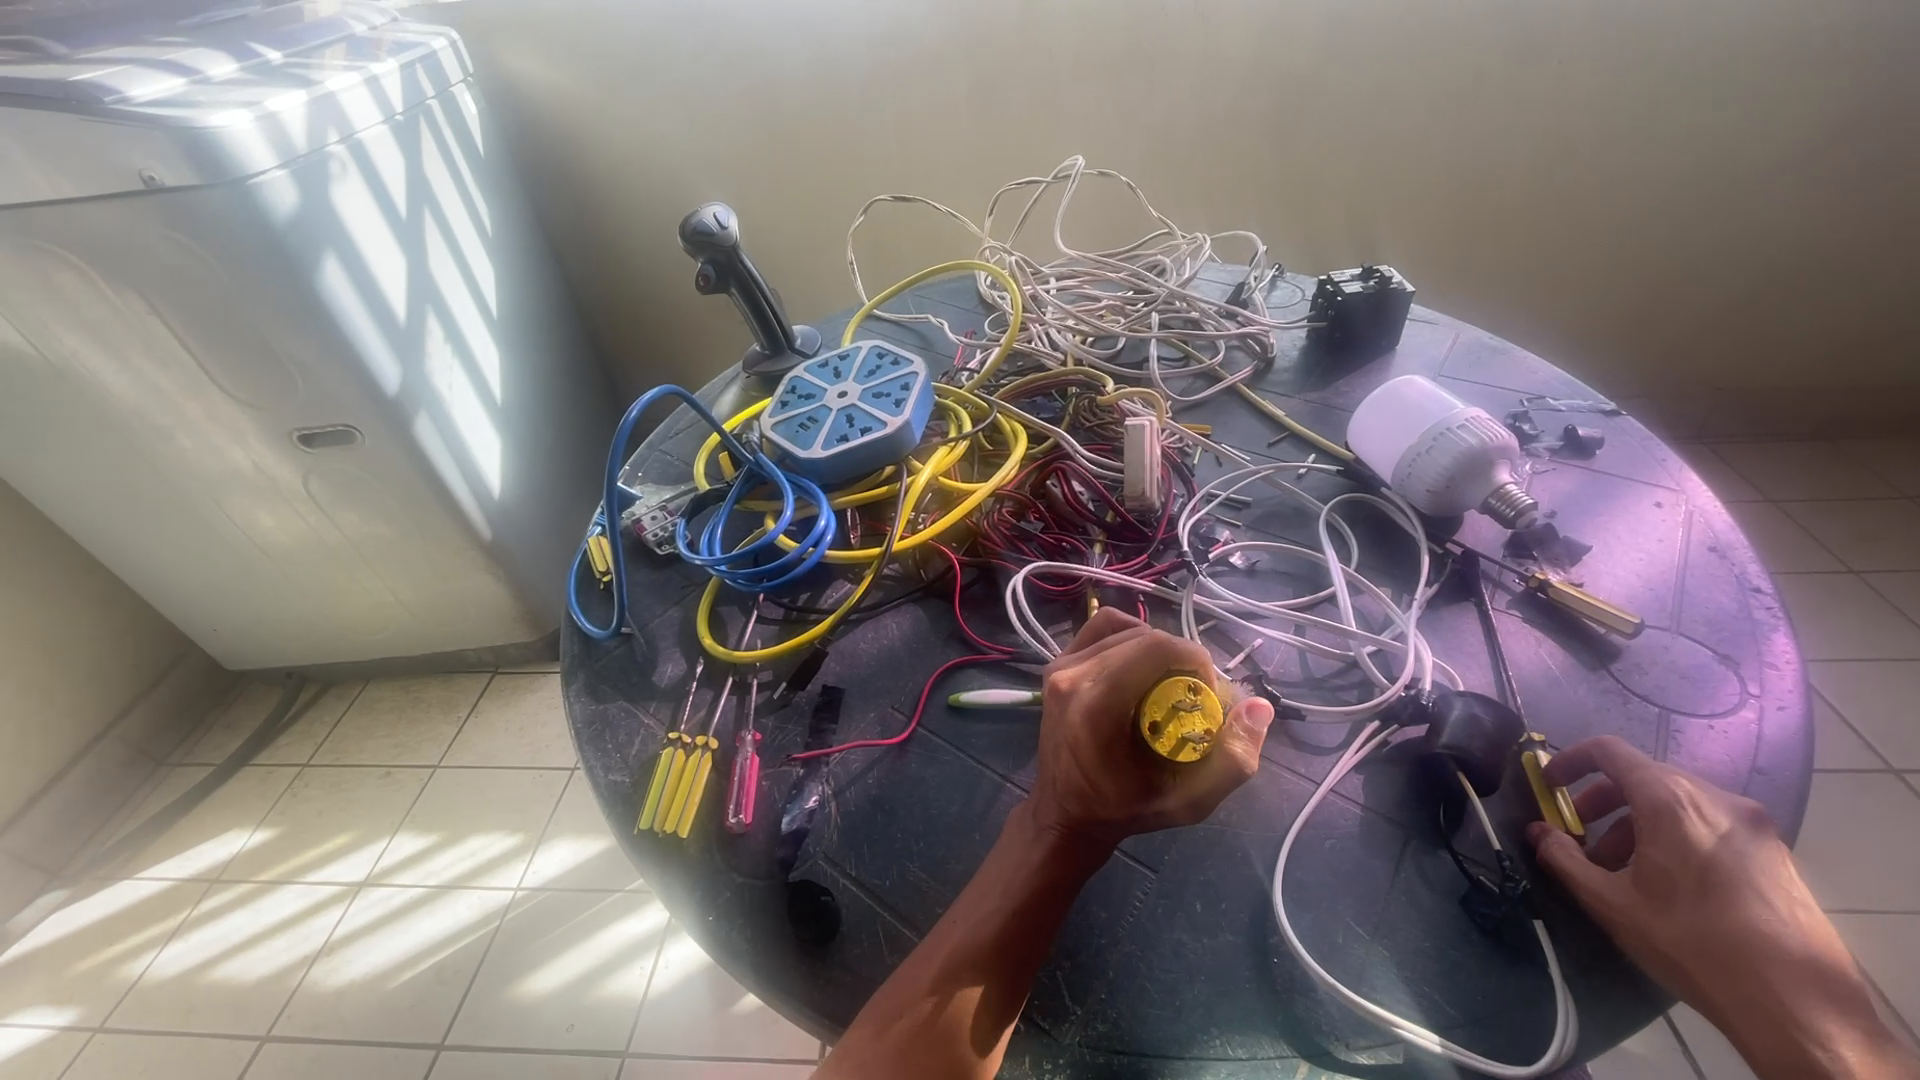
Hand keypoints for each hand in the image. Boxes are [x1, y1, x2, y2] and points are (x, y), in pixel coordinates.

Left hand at [1027, 609, 1273, 850]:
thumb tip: (1260, 706)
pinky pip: (1102, 630)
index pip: (1156, 648)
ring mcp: (1059, 666)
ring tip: (1170, 682)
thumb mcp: (1187, 802)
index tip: (1209, 694)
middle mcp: (1072, 676)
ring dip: (1158, 648)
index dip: (1195, 660)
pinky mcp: (1057, 664)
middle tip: (1195, 693)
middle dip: (1182, 657)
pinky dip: (1130, 639)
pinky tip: (1143, 667)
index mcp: (1095, 705)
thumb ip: (1232, 760)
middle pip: (1144, 637)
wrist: (1064, 813)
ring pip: (1124, 628)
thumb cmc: (1123, 810)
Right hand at [1529, 736, 1913, 1078]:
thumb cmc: (1691, 942)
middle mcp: (1717, 800)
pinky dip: (1675, 838)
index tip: (1550, 786)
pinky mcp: (1777, 855)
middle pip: (1645, 778)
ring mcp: (1755, 827)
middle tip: (1580, 840)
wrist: (1800, 1006)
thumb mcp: (1610, 902)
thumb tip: (1539, 832)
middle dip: (1602, 803)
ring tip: (1623, 871)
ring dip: (1637, 825)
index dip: (1571, 760)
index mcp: (1671, 801)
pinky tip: (1670, 885)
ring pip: (1679, 805)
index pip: (1610, 751)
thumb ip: (1564, 858)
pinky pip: (1710, 827)